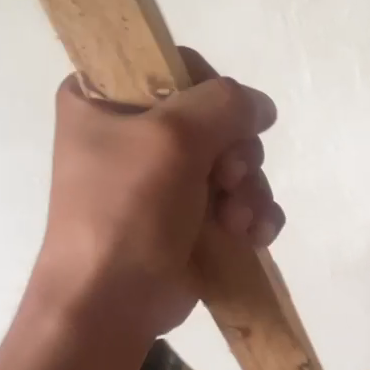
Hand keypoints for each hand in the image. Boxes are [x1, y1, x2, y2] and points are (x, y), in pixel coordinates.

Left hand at [29, 48, 281, 340]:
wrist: (113, 301)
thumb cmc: (127, 211)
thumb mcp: (171, 138)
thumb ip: (224, 105)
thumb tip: (263, 107)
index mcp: (106, 98)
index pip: (179, 68)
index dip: (214, 94)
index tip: (223, 125)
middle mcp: (138, 133)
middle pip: (219, 120)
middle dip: (238, 155)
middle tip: (228, 181)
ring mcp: (169, 179)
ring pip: (239, 164)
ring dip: (251, 193)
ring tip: (239, 223)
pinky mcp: (195, 219)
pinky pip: (243, 202)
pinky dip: (255, 217)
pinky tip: (253, 237)